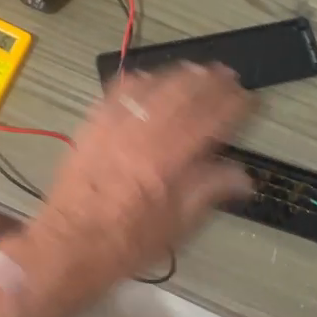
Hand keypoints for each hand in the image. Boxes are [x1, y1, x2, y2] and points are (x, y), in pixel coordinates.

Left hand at [8, 64, 253, 315]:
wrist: (69, 245)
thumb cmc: (124, 242)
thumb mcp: (176, 224)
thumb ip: (209, 191)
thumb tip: (241, 176)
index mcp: (168, 160)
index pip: (209, 119)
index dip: (232, 104)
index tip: (246, 97)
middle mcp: (141, 135)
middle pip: (181, 94)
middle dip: (209, 81)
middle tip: (226, 76)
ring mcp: (113, 126)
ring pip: (151, 86)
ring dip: (177, 75)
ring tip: (195, 70)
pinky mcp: (91, 126)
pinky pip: (116, 92)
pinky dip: (136, 81)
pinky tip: (147, 78)